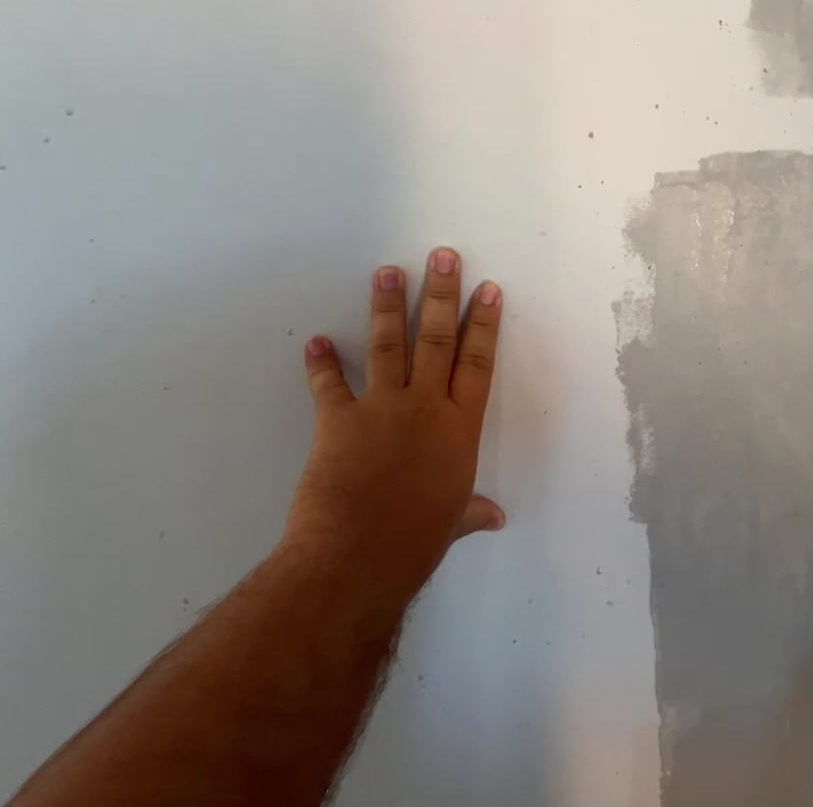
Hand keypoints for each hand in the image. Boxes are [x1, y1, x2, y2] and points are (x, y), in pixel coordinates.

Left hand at [282, 248, 505, 598]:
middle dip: (442, 294)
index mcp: (459, 428)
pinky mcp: (338, 421)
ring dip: (388, 306)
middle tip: (443, 256)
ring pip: (389, 346)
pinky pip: (330, 385)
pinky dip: (321, 364)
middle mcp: (425, 407)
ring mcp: (381, 409)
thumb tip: (497, 518)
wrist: (356, 556)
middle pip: (438, 339)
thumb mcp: (452, 523)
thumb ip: (473, 511)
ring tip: (388, 271)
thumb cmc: (415, 541)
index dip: (485, 323)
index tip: (489, 290)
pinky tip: (316, 342)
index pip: (478, 363)